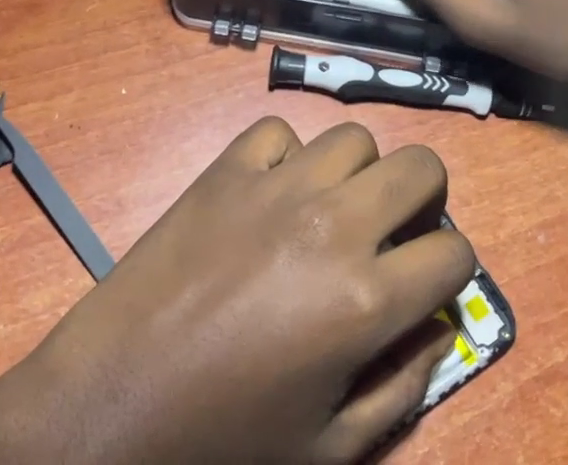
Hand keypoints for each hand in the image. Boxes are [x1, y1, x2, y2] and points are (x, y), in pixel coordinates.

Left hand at [0, 118, 473, 463]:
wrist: (113, 400)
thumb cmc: (224, 437)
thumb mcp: (331, 445)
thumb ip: (403, 385)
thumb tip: (438, 327)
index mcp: (366, 300)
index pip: (454, 254)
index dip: (451, 271)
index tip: (427, 283)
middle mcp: (332, 227)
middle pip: (421, 167)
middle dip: (425, 199)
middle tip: (396, 232)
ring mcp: (274, 189)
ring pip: (353, 139)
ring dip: (359, 174)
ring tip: (333, 210)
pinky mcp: (224, 171)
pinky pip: (278, 133)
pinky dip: (287, 157)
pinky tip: (271, 194)